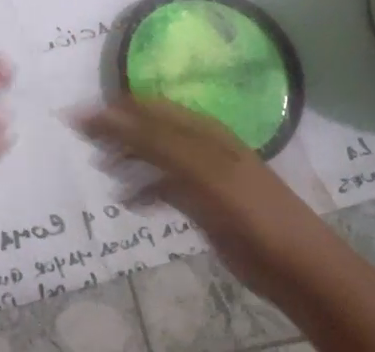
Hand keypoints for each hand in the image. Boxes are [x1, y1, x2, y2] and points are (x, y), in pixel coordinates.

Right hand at [76, 97, 336, 294]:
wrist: (298, 267)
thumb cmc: (248, 211)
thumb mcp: (198, 170)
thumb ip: (153, 141)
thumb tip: (106, 111)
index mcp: (200, 129)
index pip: (146, 106)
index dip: (112, 107)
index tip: (76, 116)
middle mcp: (199, 145)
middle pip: (148, 128)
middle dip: (115, 131)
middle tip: (81, 141)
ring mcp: (203, 176)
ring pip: (154, 156)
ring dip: (126, 158)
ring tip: (100, 168)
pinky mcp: (204, 205)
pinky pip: (164, 186)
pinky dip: (142, 188)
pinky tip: (127, 201)